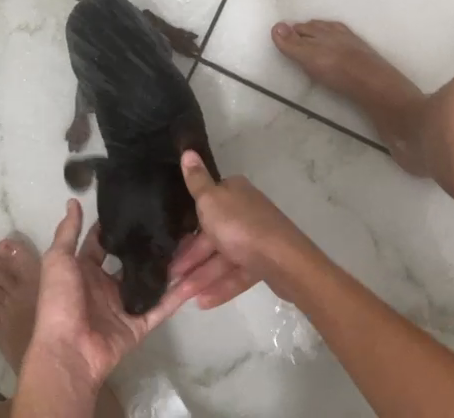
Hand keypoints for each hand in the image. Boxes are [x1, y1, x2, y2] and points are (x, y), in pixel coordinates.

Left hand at [27, 199, 197, 387]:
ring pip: (148, 281)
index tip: (137, 205)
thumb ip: (68, 232)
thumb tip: (73, 201)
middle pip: (130, 261)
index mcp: (85, 270)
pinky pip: (160, 307)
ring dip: (165, 267)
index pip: (103, 243)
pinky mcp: (138, 324)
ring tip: (189, 243)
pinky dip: (176, 295)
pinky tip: (194, 277)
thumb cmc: (59, 301)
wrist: (69, 351)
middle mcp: (105, 285)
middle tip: (169, 222)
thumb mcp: (58, 260)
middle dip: (145, 245)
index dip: (116, 226)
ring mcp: (123, 305)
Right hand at [179, 150, 316, 304]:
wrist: (284, 260)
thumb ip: (197, 181)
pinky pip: (236, 275)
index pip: (205, 206)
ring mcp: (255, 239)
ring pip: (221, 259)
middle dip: (190, 259)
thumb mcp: (211, 200)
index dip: (185, 227)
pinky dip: (219, 287)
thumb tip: (188, 150)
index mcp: (233, 193)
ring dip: (200, 278)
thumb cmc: (241, 226)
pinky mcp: (262, 263)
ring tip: (178, 298)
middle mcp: (244, 213)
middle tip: (168, 278)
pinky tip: (201, 303)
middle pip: (210, 236)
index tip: (168, 245)